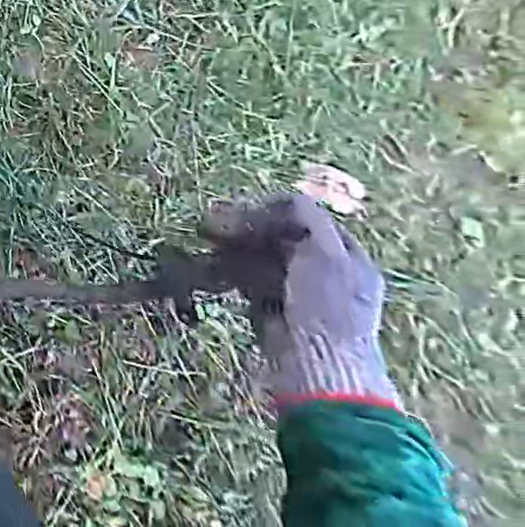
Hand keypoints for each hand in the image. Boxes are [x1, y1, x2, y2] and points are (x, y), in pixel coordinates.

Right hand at [203, 193, 399, 408]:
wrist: (316, 358)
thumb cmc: (327, 305)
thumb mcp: (327, 254)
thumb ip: (311, 220)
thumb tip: (290, 195)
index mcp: (348, 257)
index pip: (306, 218)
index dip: (272, 210)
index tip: (239, 211)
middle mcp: (325, 268)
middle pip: (278, 234)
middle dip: (244, 226)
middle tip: (211, 224)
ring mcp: (298, 287)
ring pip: (258, 253)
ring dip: (231, 245)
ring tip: (206, 242)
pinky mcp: (273, 302)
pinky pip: (247, 274)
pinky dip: (228, 267)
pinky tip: (211, 266)